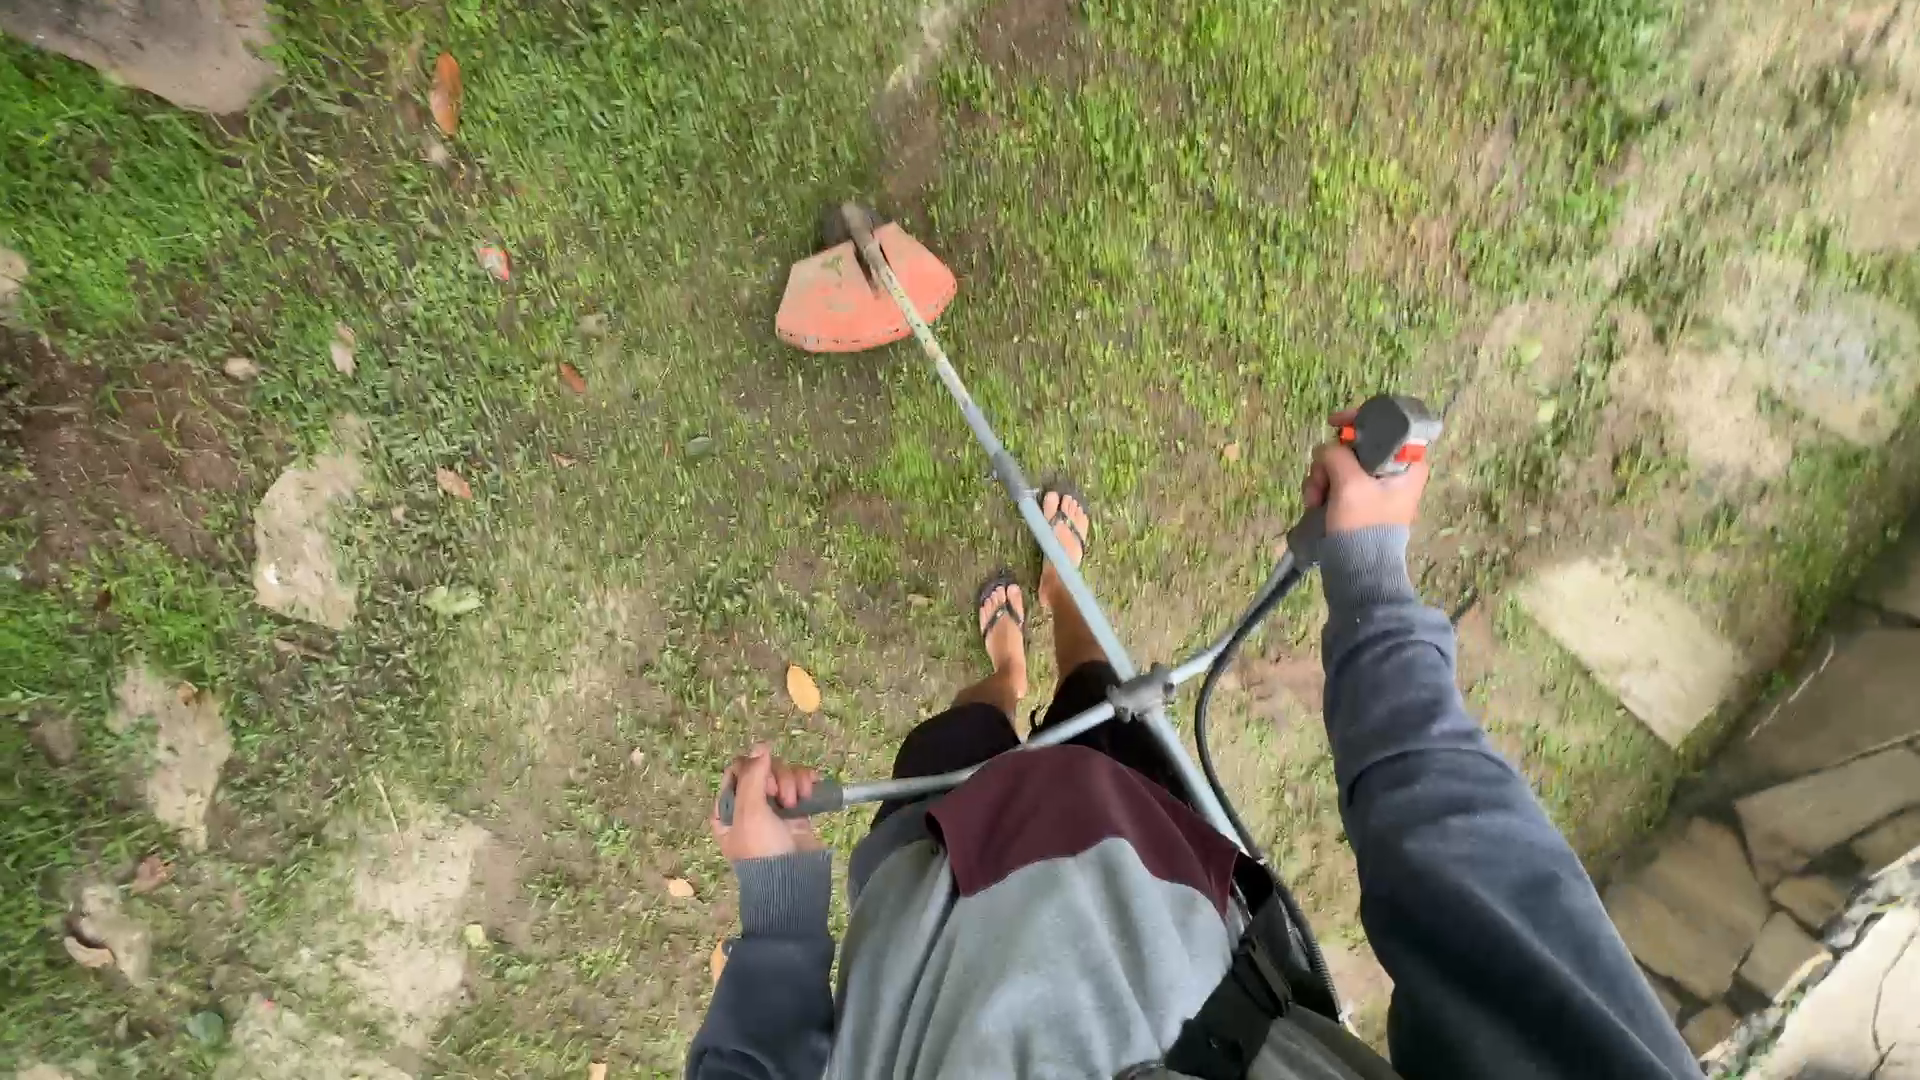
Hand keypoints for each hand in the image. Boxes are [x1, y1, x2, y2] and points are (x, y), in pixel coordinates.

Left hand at [710, 743, 822, 860]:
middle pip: (763, 768)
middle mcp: (748, 805)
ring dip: (793, 781)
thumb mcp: (749, 813)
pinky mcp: (796, 810)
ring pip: (783, 774)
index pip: (737, 770)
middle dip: (777, 778)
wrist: (792, 879)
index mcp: (727, 808)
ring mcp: (773, 808)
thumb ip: (753, 776)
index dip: (753, 770)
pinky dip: (806, 782)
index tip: (765, 786)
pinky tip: (812, 790)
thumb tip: (761, 745)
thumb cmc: (762, 848)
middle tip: (782, 797)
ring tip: (798, 801)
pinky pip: (800, 783)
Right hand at [1302, 409, 1431, 533]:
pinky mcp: (1358, 500)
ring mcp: (1374, 486)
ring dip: (1320, 477)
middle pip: (1355, 446)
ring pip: (1340, 464)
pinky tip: (1314, 504)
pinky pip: (1335, 481)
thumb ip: (1336, 455)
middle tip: (1321, 479)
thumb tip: (1325, 449)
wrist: (1359, 566)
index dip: (1358, 420)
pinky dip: (1321, 489)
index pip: (1386, 426)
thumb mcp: (1349, 484)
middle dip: (1330, 460)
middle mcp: (1394, 471)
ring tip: (1314, 499)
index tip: (1333, 423)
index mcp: (1407, 463)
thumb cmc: (1362, 523)